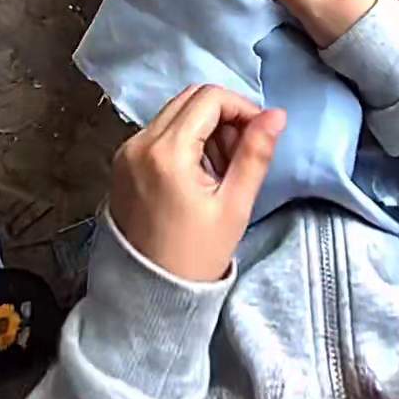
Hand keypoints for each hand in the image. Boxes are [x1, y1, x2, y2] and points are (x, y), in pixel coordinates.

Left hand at [109, 84, 285, 281]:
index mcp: (166, 151)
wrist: (146, 301)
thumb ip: (255, 154)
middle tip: (239, 154)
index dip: (241, 108)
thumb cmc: (195, 257)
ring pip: (176, 111)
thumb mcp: (234, 206)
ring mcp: (126, 151)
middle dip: (224, 115)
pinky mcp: (122, 162)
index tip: (258, 135)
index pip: (210, 98)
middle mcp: (139, 142)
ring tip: (222, 168)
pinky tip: (199, 172)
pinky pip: (161, 130)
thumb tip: (276, 114)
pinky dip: (186, 138)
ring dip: (206, 126)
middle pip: (192, 98)